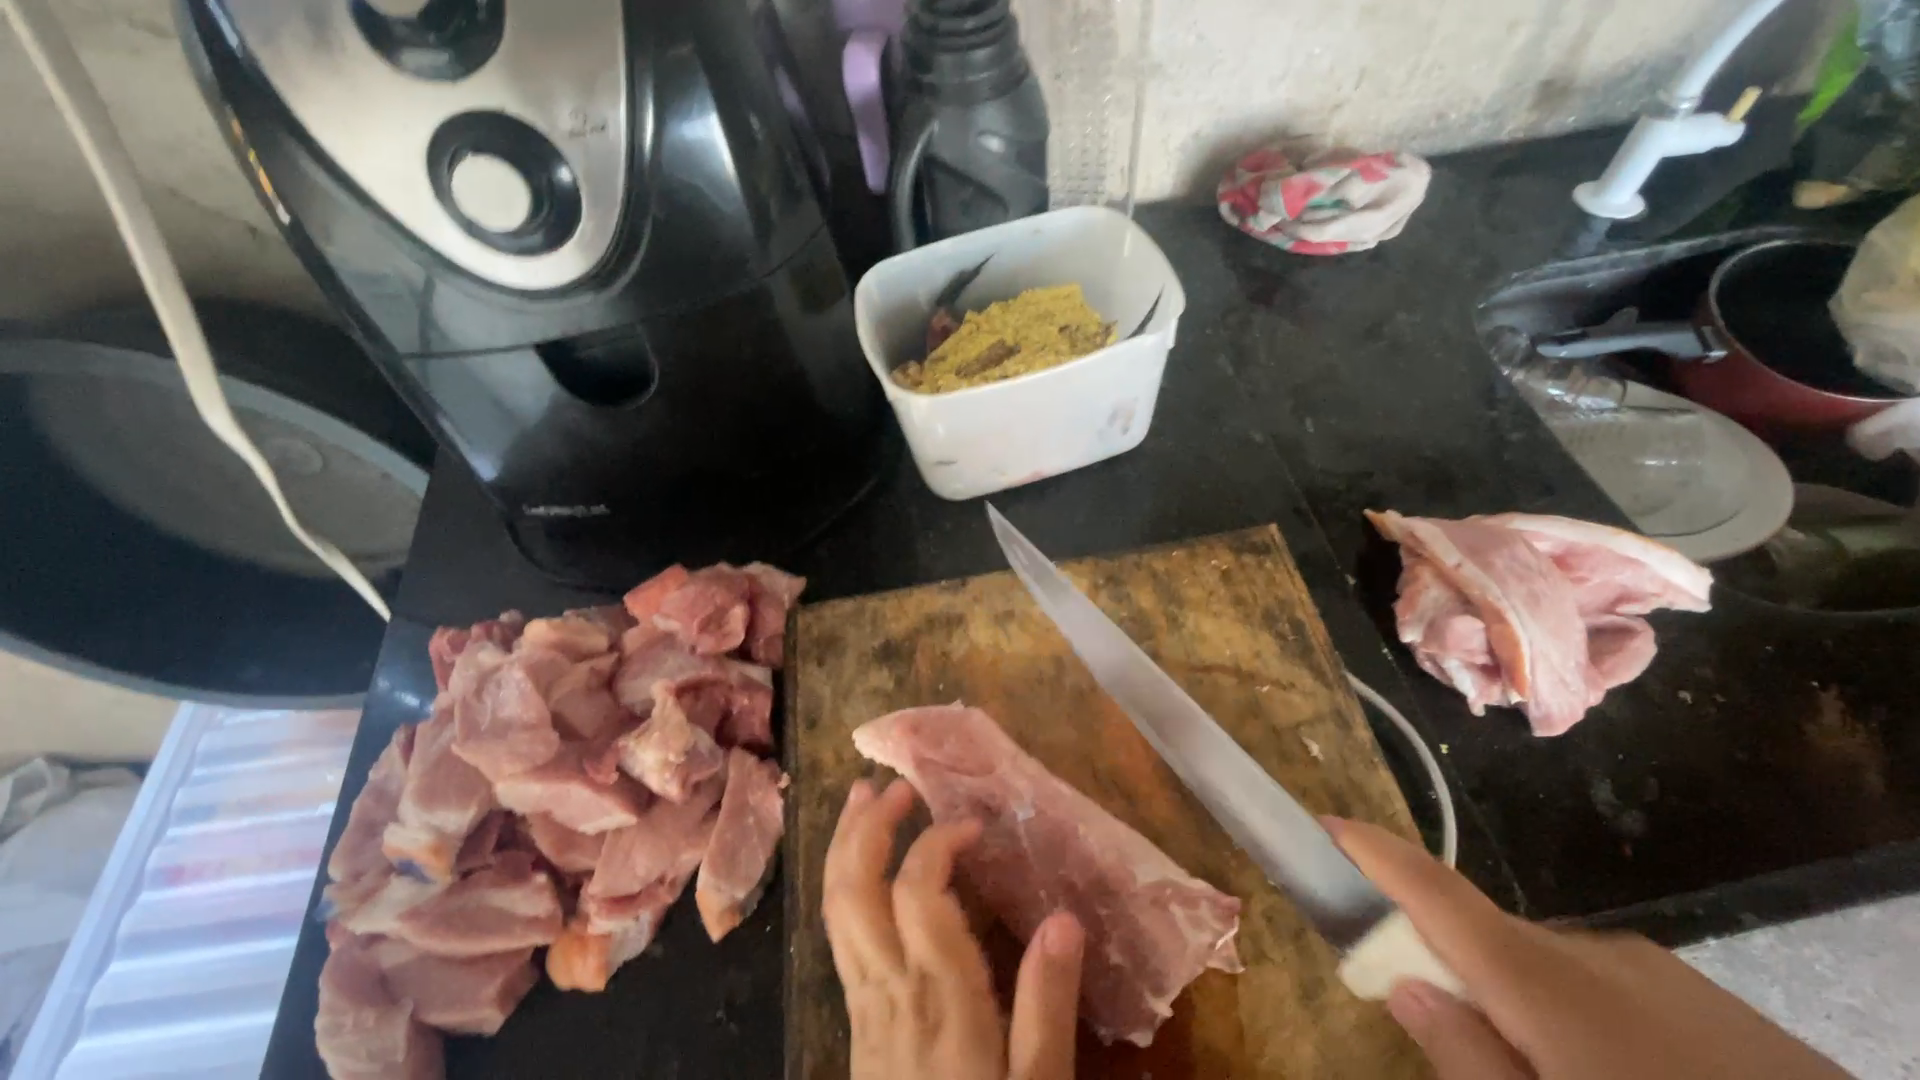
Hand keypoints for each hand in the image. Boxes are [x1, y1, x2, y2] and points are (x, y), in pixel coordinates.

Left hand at [823, 778, 1085, 1079]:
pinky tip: (860, 869)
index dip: (937, 844)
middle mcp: (889, 988)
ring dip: (845, 845)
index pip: (918, 893)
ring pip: (836, 908)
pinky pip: (839, 933)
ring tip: (861, 799)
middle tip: (893, 784)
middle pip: (855, 890)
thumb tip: (1064, 917)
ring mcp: (863, 1002)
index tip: (973, 823)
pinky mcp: (855, 1017)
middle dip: (868, 827)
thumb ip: (1048, 1006)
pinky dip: (844, 883)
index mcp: (940, 998)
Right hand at [1326, 818, 1851, 1079]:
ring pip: (1545, 966)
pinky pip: (1603, 985)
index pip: (1437, 894)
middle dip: (1445, 964)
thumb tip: (1406, 988)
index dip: (1376, 855)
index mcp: (1548, 986)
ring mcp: (1657, 972)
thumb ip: (1472, 1063)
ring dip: (1516, 1000)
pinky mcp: (1708, 998)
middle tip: (1437, 1024)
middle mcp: (1594, 955)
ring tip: (1542, 1070)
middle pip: (1485, 937)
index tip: (1325, 822)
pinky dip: (1574, 1015)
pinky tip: (1612, 1076)